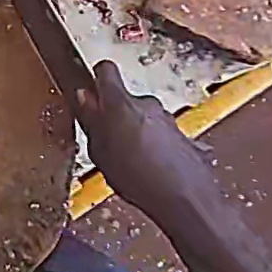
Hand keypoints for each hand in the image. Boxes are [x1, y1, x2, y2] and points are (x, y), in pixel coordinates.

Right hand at [76, 61, 260, 271]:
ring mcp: (168, 120)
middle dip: (114, 114)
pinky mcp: (183, 136)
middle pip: (124, 98)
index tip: (91, 94)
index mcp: (121, 103)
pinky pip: (159, 133)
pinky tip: (147, 169)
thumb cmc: (141, 178)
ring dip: (134, 131)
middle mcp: (147, 104)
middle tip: (105, 138)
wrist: (187, 202)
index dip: (96, 79)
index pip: (105, 70)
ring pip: (143, 116)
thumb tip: (84, 98)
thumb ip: (91, 120)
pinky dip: (153, 145)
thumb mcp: (100, 151)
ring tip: (127, 160)